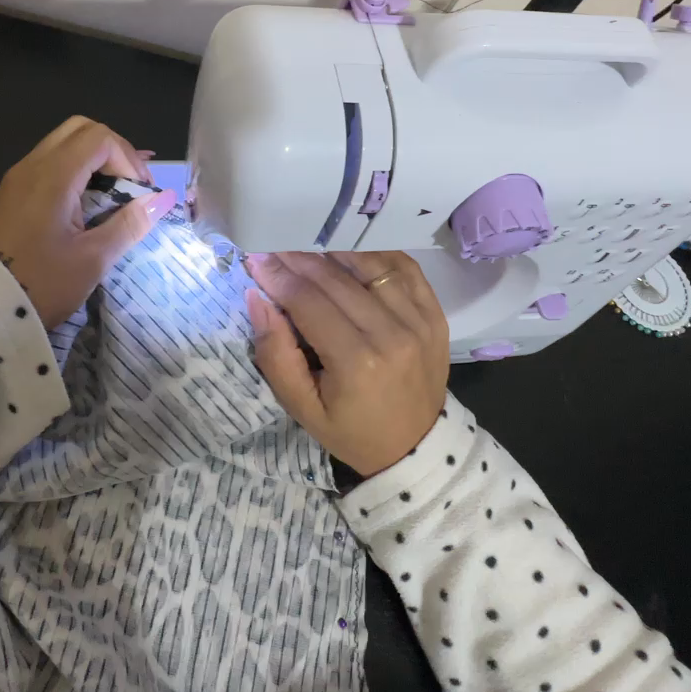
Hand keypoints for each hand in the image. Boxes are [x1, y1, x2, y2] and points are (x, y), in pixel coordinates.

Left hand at [0, 116, 175, 324]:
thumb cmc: (41, 284)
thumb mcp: (93, 259)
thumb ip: (130, 224)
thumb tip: (163, 199)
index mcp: (52, 176)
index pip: (100, 138)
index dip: (128, 159)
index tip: (140, 193)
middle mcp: (32, 166)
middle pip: (81, 130)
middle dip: (113, 151)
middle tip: (130, 185)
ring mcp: (18, 177)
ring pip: (64, 144)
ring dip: (94, 161)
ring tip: (115, 195)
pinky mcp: (12, 193)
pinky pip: (50, 163)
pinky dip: (76, 171)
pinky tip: (89, 201)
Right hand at [244, 251, 449, 475]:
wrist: (416, 448)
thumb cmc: (351, 430)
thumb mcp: (302, 406)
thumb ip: (275, 354)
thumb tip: (257, 299)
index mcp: (355, 362)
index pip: (308, 301)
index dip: (278, 276)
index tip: (256, 259)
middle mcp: (391, 334)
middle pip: (336, 279)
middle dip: (298, 258)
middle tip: (274, 246)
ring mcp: (418, 321)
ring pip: (370, 265)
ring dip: (334, 249)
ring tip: (308, 243)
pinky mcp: (435, 315)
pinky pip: (405, 268)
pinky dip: (376, 253)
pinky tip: (352, 250)